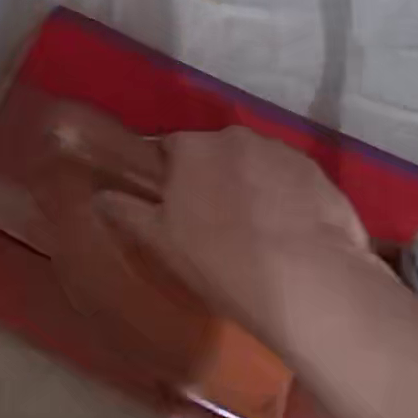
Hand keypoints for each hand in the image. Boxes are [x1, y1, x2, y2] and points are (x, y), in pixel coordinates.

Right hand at [99, 127, 383, 352]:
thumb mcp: (163, 243)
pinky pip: (290, 179)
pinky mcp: (317, 171)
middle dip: (213, 178)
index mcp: (194, 148)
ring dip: (252, 185)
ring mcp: (281, 151)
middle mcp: (236, 137)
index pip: (171, 148)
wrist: (307, 280)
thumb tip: (100, 196)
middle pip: (216, 153)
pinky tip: (292, 233)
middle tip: (215, 223)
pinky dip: (287, 196)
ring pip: (256, 163)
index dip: (171, 176)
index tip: (176, 206)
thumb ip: (128, 212)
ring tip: (259, 232)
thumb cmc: (221, 262)